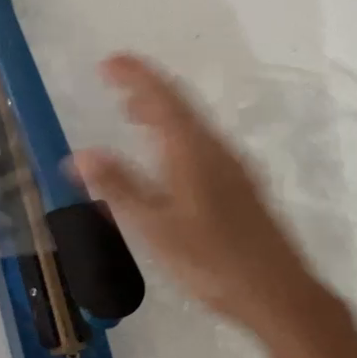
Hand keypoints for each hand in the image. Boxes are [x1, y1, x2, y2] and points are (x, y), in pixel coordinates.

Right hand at [70, 54, 341, 342]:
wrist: (279, 295)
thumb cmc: (212, 261)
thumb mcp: (154, 227)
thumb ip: (118, 188)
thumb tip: (77, 154)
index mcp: (192, 152)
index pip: (161, 99)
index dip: (135, 76)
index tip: (108, 62)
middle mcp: (215, 150)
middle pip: (179, 106)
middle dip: (145, 90)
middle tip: (114, 82)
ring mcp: (233, 168)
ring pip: (192, 126)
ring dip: (161, 112)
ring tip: (132, 113)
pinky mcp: (242, 188)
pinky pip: (202, 143)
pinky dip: (176, 135)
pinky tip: (167, 158)